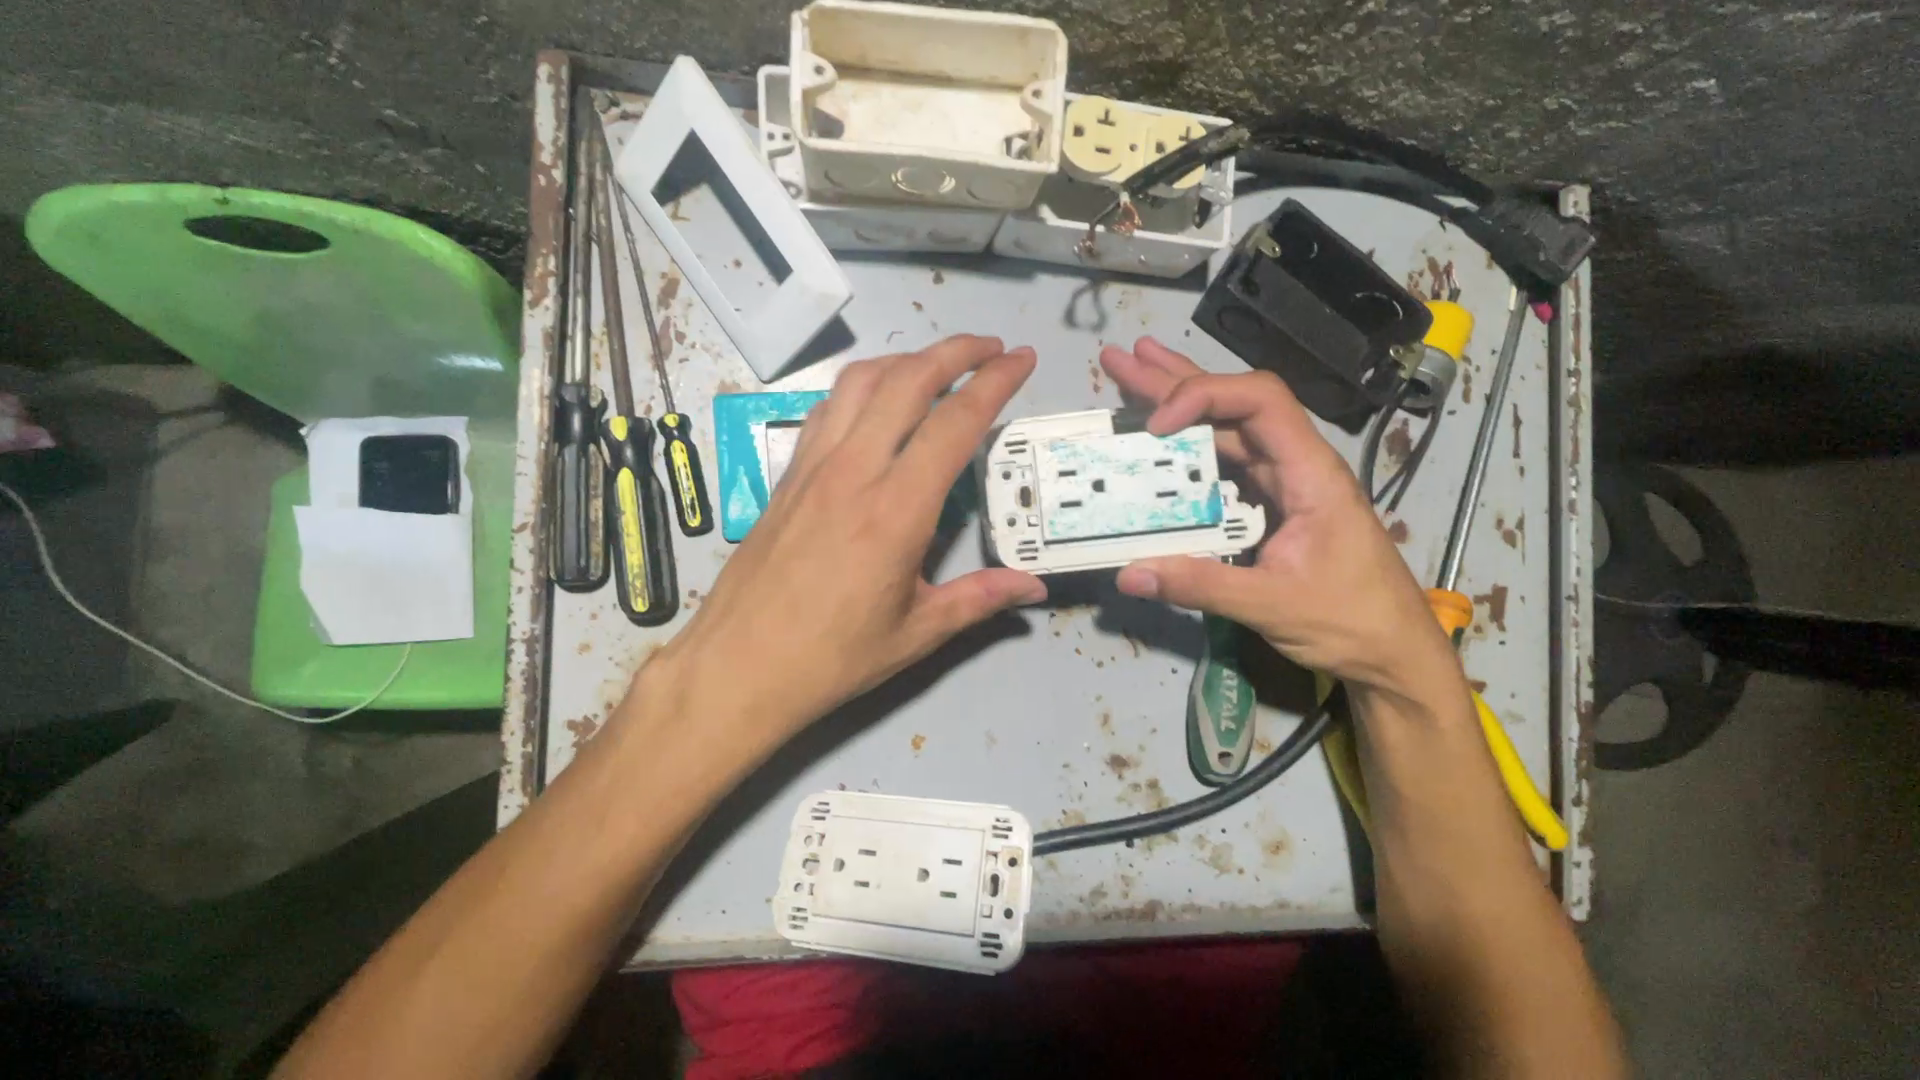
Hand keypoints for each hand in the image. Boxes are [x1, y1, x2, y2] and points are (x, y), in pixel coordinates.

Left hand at [653, 336, 1046, 744]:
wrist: (740, 665)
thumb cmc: (833, 656)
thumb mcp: (917, 633)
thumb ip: (979, 598)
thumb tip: (1033, 586)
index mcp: (897, 510)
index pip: (955, 423)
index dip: (995, 382)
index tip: (1022, 360)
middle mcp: (854, 471)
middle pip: (908, 380)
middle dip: (957, 351)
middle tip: (992, 348)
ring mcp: (814, 466)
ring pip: (861, 382)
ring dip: (907, 359)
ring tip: (939, 363)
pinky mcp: (787, 474)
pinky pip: (828, 408)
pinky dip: (863, 386)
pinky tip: (877, 401)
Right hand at [1099, 337, 1458, 697]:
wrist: (1393, 652)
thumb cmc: (1352, 621)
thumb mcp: (1273, 605)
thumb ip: (1200, 585)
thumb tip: (1129, 575)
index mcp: (1310, 472)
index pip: (1260, 402)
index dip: (1205, 397)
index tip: (1157, 426)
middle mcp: (1295, 465)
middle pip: (1234, 405)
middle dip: (1175, 382)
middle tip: (1122, 361)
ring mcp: (1283, 485)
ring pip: (1226, 431)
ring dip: (1178, 407)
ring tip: (1130, 377)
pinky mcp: (1271, 508)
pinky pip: (1224, 467)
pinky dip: (1187, 451)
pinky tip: (1158, 443)